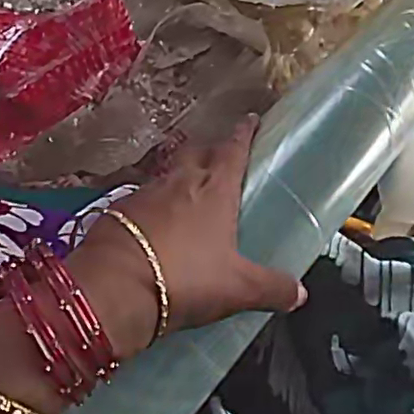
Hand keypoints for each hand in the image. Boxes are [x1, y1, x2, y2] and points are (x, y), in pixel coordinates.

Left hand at [68, 116, 304, 358]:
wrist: (113, 289)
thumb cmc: (185, 278)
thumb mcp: (237, 288)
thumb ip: (271, 288)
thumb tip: (300, 294)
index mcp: (216, 189)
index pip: (234, 149)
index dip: (244, 133)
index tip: (250, 120)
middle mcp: (182, 181)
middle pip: (200, 151)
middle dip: (213, 149)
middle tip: (222, 157)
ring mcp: (147, 193)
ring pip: (170, 173)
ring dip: (182, 176)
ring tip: (190, 192)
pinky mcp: (119, 210)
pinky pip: (144, 198)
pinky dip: (155, 203)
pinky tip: (156, 222)